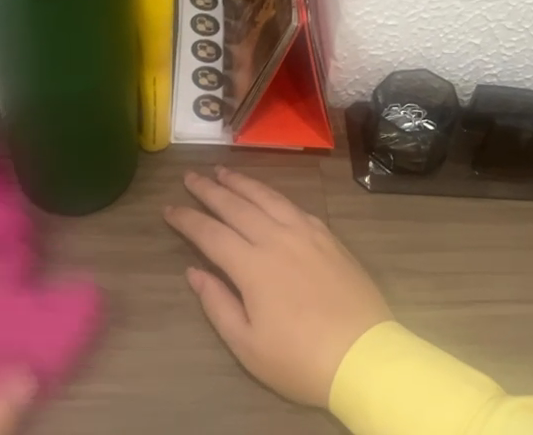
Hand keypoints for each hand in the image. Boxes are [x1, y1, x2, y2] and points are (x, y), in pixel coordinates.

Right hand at [164, 167, 391, 406]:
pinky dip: (273, 195)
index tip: (169, 208)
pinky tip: (266, 195)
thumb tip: (194, 272)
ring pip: (266, 198)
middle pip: (236, 206)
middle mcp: (276, 239)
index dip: (187, 219)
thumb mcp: (248, 346)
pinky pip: (294, 206)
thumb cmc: (300, 360)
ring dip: (241, 183)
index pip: (210, 234)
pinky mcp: (327, 237)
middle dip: (210, 190)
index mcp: (252, 266)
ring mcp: (305, 234)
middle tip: (190, 176)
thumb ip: (218, 305)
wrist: (363, 357)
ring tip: (223, 172)